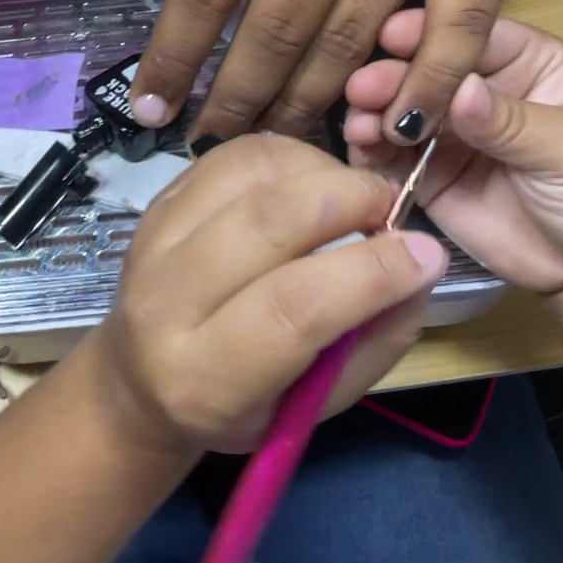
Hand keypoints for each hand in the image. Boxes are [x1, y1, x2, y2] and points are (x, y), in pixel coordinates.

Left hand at [93, 134, 447, 453]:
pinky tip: (310, 180)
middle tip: (390, 207)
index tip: (424, 253)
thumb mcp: (312, 407)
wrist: (138, 381)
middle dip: (348, 199)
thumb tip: (420, 266)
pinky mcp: (154, 206)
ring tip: (351, 195)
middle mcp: (164, 304)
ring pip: (245, 173)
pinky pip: (228, 156)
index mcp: (204, 378)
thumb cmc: (238, 406)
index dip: (369, 273)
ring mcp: (151, 244)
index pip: (291, 308)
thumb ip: (374, 346)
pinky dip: (285, 155)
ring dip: (318, 169)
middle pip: (265, 223)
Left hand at [122, 0, 562, 145]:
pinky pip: (461, 28)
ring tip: (268, 143)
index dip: (174, 54)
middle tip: (207, 140)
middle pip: (279, 25)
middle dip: (234, 97)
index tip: (149, 107)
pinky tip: (392, 135)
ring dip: (304, 104)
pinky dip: (428, 87)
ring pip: (354, 38)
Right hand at [343, 15, 562, 294]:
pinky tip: (358, 153)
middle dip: (392, 76)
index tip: (391, 36)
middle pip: (426, 71)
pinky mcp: (428, 176)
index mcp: (527, 63)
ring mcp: (449, 134)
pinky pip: (391, 158)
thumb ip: (515, 122)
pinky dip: (369, 153)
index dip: (433, 34)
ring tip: (358, 127)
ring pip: (401, 111)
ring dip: (373, 113)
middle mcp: (480, 90)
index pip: (473, 36)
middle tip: (363, 90)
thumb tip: (461, 91)